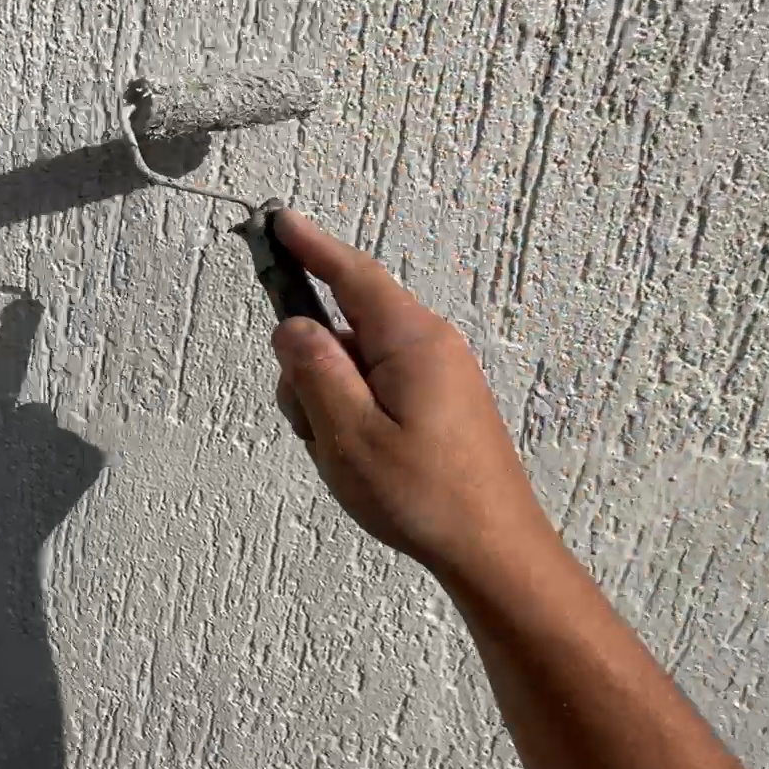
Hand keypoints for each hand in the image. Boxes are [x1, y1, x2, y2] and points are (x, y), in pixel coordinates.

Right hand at [268, 211, 556, 579]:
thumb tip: (291, 324)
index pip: (353, 278)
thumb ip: (314, 371)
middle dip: (305, 367)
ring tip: (336, 449)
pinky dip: (341, 410)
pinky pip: (364, 386)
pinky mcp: (428, 400)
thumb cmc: (417, 491)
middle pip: (338, 330)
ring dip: (321, 398)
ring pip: (344, 363)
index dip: (313, 247)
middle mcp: (424, 347)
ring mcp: (429, 375)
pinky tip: (351, 452)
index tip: (279, 219)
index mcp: (410, 343)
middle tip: (309, 422)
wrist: (489, 549)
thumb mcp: (348, 432)